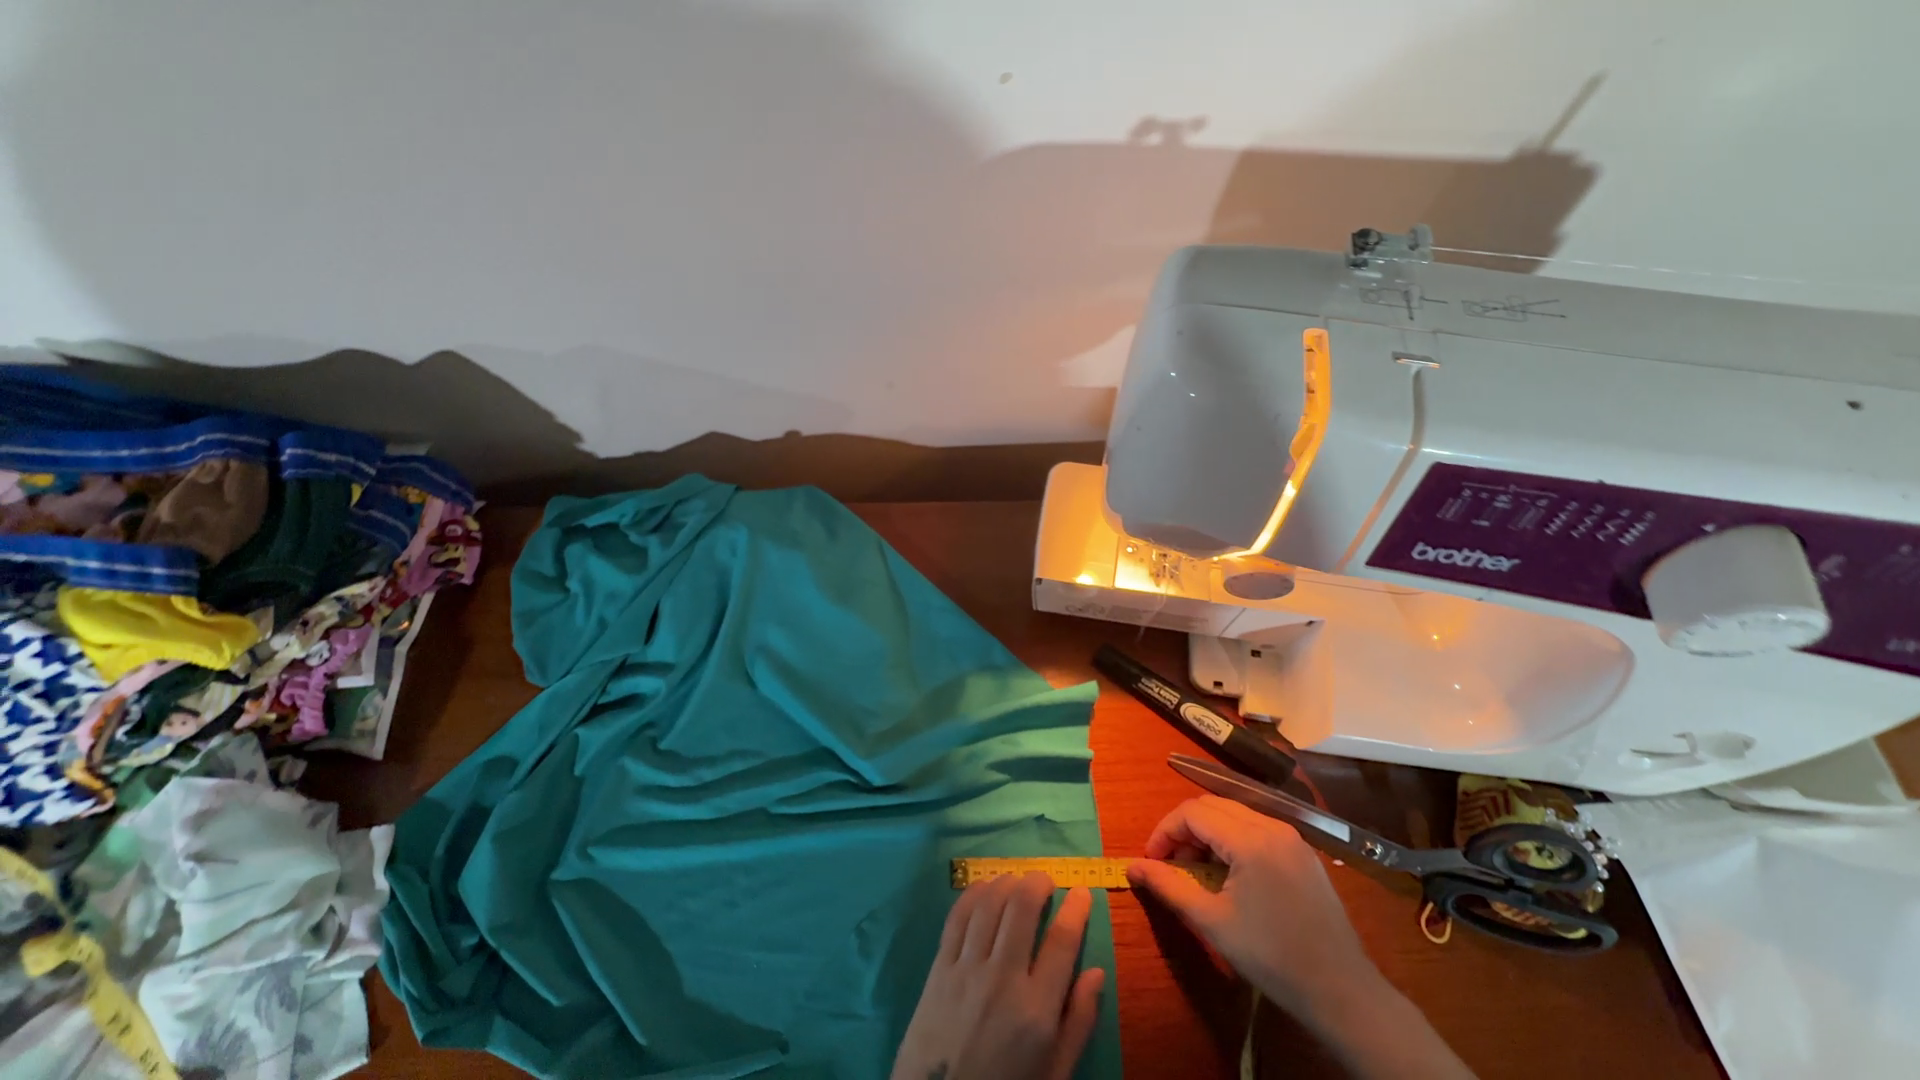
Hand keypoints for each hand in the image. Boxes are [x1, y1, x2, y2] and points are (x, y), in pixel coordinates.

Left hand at [891, 872, 1105, 1079]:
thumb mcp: (1055, 1070)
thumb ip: (1079, 1021)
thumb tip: (1096, 972)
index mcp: (1037, 1008)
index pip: (1062, 940)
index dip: (1076, 908)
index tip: (1082, 891)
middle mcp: (1002, 979)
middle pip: (1022, 909)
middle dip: (1038, 883)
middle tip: (1046, 879)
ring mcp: (966, 971)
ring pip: (989, 905)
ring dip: (1006, 882)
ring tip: (1017, 879)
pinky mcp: (939, 969)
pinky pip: (957, 919)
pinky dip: (973, 895)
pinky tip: (984, 888)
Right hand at [1125, 795, 1373, 1018]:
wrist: (1339, 989)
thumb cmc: (1270, 956)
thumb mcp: (1211, 922)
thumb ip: (1168, 886)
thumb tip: (1132, 866)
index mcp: (1251, 840)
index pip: (1193, 812)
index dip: (1164, 832)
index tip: (1150, 862)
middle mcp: (1274, 827)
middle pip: (1214, 806)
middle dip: (1184, 830)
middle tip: (1170, 865)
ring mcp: (1293, 839)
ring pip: (1236, 815)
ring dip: (1207, 834)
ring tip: (1195, 872)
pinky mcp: (1304, 854)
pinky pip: (1258, 830)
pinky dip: (1232, 841)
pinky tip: (1229, 876)